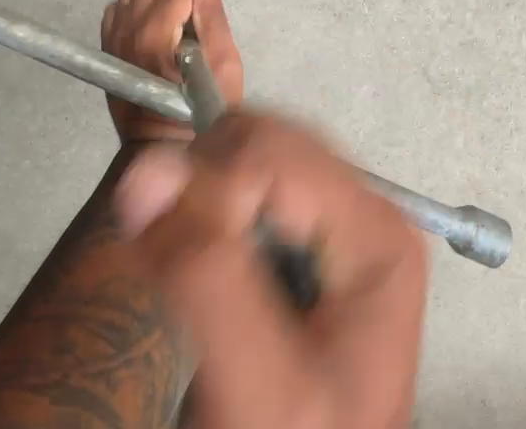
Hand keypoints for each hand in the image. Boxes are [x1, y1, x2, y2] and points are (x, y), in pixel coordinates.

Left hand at [101, 0, 243, 143]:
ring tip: (170, 23)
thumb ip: (213, 16)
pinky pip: (116, 5)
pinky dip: (134, 6)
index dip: (199, 2)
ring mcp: (112, 37)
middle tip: (190, 26)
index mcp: (155, 36)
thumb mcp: (223, 65)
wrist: (161, 144)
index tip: (203, 30)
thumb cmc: (202, 109)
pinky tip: (149, 27)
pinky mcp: (105, 44)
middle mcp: (127, 30)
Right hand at [113, 115, 427, 428]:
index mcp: (377, 232)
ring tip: (194, 273)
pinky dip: (204, 209)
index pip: (270, 152)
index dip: (209, 192)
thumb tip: (147, 174)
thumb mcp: (259, 385)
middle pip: (263, 141)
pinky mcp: (305, 236)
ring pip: (247, 155)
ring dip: (200, 200)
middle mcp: (366, 210)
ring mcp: (336, 221)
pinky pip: (241, 183)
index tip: (180, 259)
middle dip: (205, 189)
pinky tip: (204, 264)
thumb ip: (207, 278)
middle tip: (184, 265)